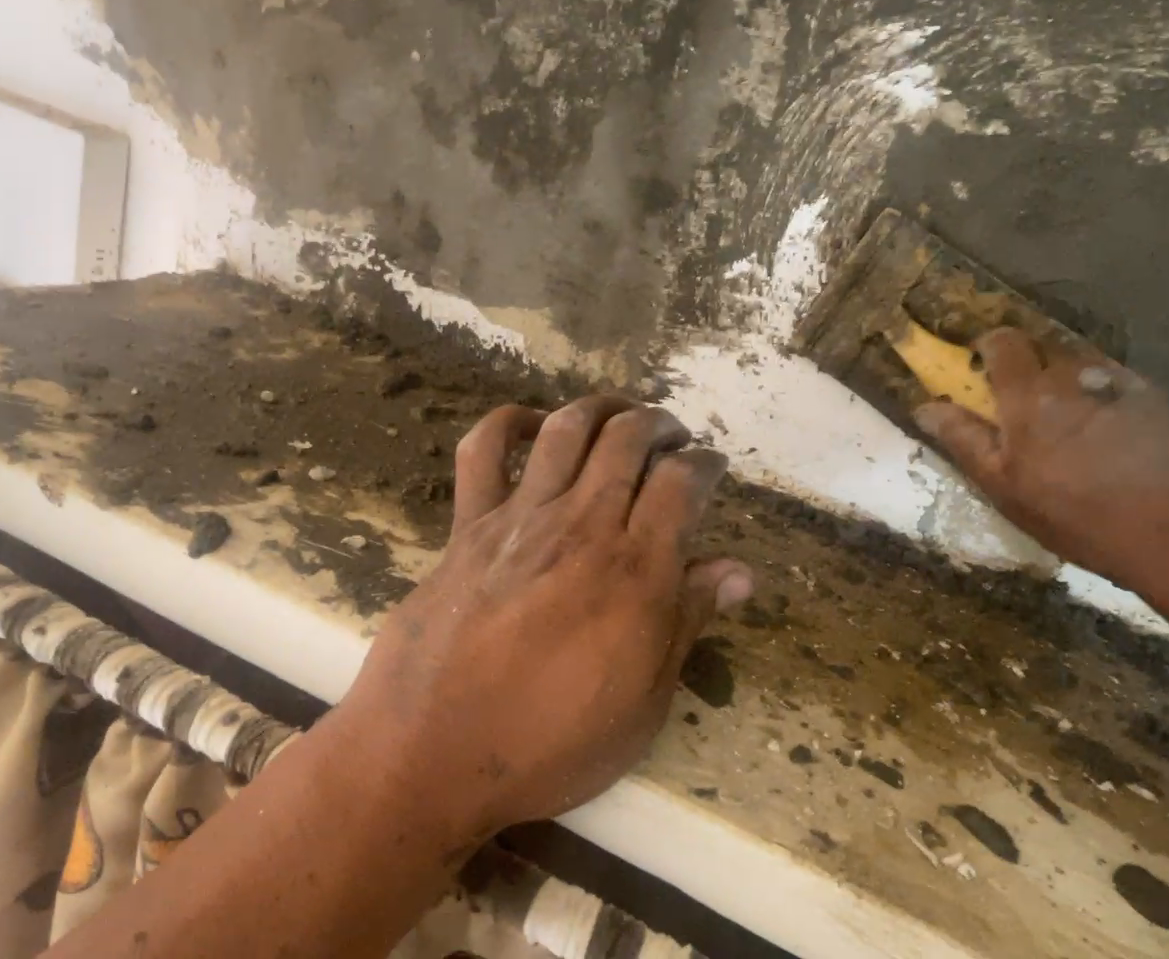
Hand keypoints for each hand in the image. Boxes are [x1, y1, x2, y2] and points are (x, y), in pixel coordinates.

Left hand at [330, 396, 753, 845]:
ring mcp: (519, 521)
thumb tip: (739, 572)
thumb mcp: (643, 702)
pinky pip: (481, 452)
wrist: (429, 759)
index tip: (712, 468)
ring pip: (567, 430)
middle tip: (673, 439)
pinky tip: (533, 426)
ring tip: (620, 417)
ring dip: (602, 409)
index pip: (683, 482)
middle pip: (629, 439)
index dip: (706, 464)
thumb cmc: (552, 747)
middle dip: (661, 425)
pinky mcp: (467, 529)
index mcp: (634, 572)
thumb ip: (687, 621)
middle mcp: (581, 528)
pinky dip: (509, 423)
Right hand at [913, 328, 1168, 594]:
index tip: (982, 370)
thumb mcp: (1004, 487)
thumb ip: (964, 439)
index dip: (988, 348)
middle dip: (1029, 370)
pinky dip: (1104, 401)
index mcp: (1028, 393)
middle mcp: (1074, 374)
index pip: (1002, 342)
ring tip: (1072, 429)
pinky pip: (1117, 385)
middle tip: (1027, 412)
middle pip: (1043, 350)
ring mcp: (1121, 383)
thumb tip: (925, 406)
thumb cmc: (1074, 515)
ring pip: (1081, 367)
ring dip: (1068, 385)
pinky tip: (1113, 439)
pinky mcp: (1158, 399)